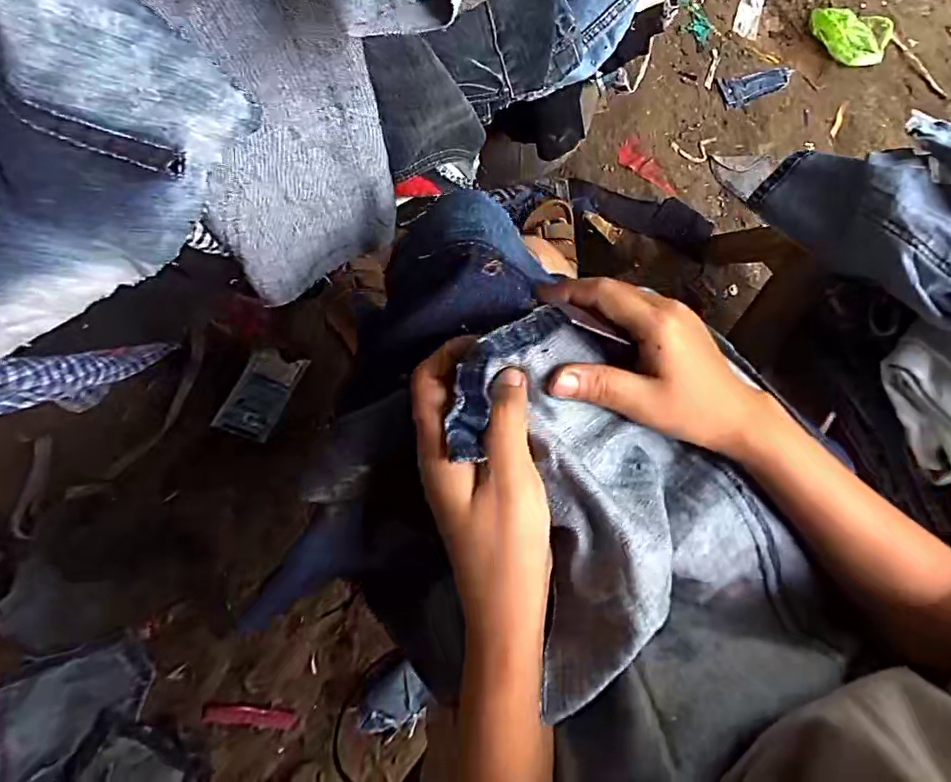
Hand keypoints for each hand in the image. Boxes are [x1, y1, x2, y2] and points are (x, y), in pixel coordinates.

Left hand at [412, 339, 551, 644]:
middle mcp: (437, 454)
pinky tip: (525, 407)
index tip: (491, 340)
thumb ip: (506, 421)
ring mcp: (455, 468)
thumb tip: (505, 370)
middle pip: (440, 392)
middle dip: (469, 362)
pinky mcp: (474, 479)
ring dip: (483, 384)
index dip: (450, 352)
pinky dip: (495, 408)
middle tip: (512, 348)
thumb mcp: (511, 477)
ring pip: (460, 410)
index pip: (426, 382)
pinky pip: (477, 429)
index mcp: (436, 451)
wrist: (507, 609)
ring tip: (521, 369)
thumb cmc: (507, 544)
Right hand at [535, 278, 796, 459]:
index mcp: (658, 321)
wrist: (740, 415)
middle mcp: (668, 306)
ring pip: (629, 295)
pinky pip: (641, 305)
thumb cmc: (694, 412)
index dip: (570, 290)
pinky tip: (601, 324)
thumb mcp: (644, 403)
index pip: (606, 292)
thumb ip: (600, 386)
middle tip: (546, 303)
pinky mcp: (682, 321)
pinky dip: (615, 309)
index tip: (540, 294)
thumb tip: (553, 378)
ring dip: (598, 299)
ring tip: (566, 311)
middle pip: (616, 288)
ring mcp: (678, 311)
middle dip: (580, 292)